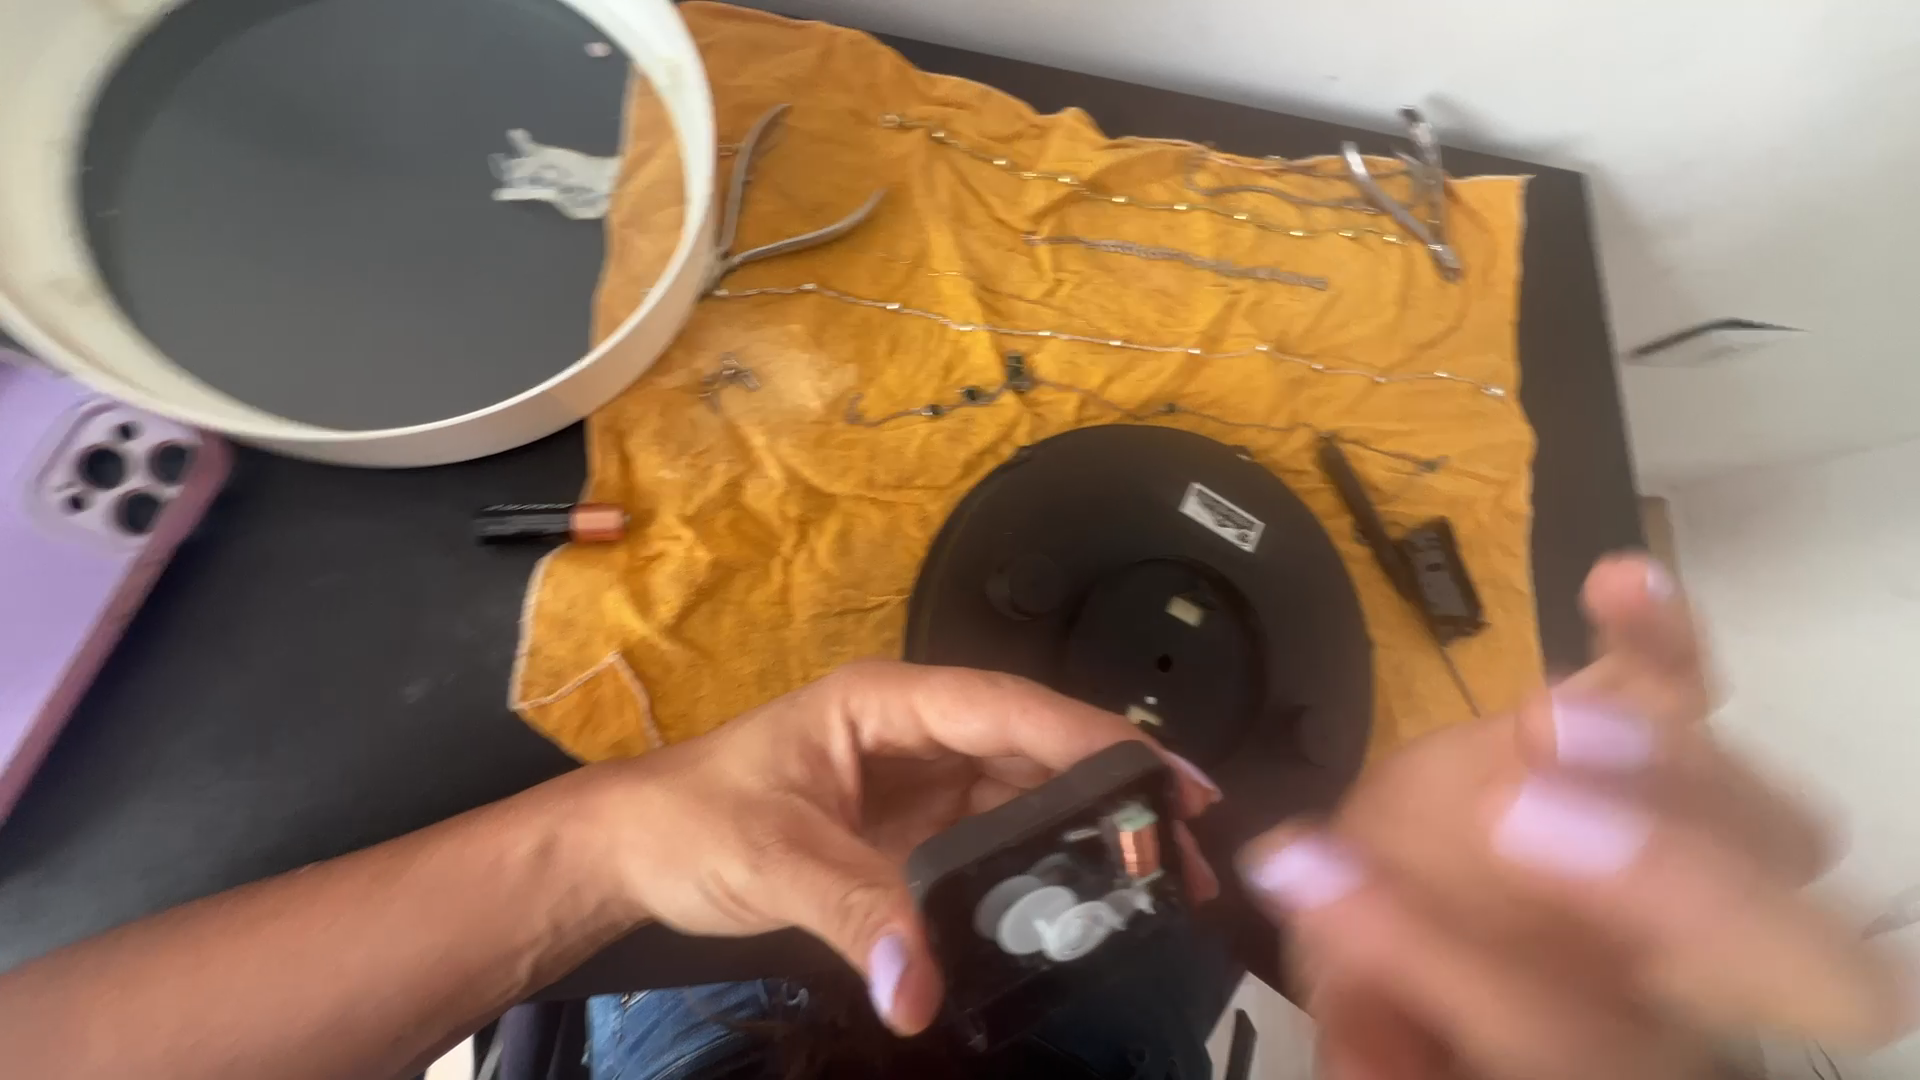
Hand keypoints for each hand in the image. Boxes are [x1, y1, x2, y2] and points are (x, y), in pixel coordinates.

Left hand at [575, 660, 1221, 1034]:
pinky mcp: (919, 830)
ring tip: (1158, 879)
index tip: (1165, 775)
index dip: (1087, 735)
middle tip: (1185, 845)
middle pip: (1031, 747)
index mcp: (888, 701)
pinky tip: (1086, 900)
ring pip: (1025, 793)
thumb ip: (851, 912)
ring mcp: (923, 781)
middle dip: (1111, 786)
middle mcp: (919, 731)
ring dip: (1090, 830)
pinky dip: (1044, 866)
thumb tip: (923, 991)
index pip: (1003, 706)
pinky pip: (997, 840)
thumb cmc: (695, 818)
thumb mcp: (769, 858)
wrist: (640, 846)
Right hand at [1237, 554, 1912, 1078]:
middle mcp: (1698, 966)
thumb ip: (1365, 1026)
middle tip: (1514, 816)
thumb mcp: (1367, 1001)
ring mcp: (1699, 839)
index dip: (1438, 959)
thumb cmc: (1415, 945)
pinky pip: (1695, 689)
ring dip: (1666, 767)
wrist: (1471, 873)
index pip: (1562, 1035)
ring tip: (1552, 723)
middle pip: (1798, 967)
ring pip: (1768, 821)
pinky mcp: (1661, 738)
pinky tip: (1619, 580)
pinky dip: (1664, 643)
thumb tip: (1339, 1032)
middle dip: (1664, 888)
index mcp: (1602, 1041)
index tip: (1312, 872)